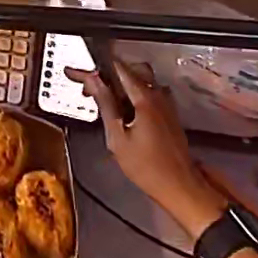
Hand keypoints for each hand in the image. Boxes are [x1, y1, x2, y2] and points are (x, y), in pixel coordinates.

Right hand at [68, 61, 227, 236]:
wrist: (180, 188)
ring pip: (141, 81)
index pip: (117, 69)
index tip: (77, 74)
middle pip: (131, 71)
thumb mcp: (117, 137)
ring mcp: (166, 104)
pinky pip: (149, 93)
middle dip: (108, 75)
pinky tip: (122, 112)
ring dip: (121, 86)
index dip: (94, 69)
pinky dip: (133, 95)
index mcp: (145, 98)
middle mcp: (158, 95)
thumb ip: (105, 104)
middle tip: (90, 89)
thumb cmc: (146, 167)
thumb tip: (93, 80)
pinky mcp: (169, 114)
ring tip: (104, 101)